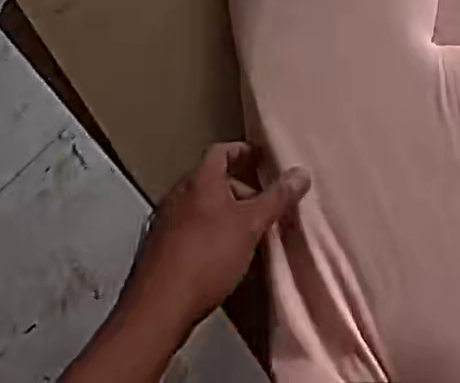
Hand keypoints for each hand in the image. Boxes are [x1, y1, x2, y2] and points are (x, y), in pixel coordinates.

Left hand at [121, 142, 311, 332]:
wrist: (158, 307)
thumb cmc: (207, 255)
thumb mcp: (251, 225)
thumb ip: (276, 198)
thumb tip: (301, 173)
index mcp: (200, 179)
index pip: (222, 151)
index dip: (243, 151)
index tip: (260, 158)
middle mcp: (179, 193)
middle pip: (213, 181)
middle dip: (240, 191)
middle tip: (262, 208)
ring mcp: (165, 222)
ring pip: (201, 208)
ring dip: (224, 216)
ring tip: (247, 237)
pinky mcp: (159, 251)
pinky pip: (190, 232)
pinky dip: (208, 237)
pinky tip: (222, 261)